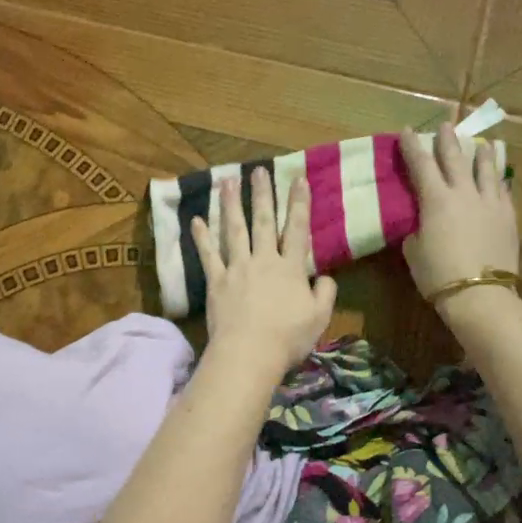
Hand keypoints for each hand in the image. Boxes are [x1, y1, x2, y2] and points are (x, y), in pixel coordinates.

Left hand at [191, 169, 337, 377]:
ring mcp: (237, 268)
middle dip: (262, 194)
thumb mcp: (320, 318)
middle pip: (264, 221)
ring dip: (231, 204)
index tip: (298, 179)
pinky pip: (208, 255)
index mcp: (291, 268)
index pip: (297, 229)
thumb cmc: (288, 338)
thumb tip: (324, 277)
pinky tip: (196, 220)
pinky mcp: (216, 282)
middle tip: (258, 170)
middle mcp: (264, 260)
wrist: (249, 352)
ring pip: (234, 230)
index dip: (299, 203)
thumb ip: (325, 293)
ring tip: (228, 182)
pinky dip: (202, 237)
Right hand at [400, 124, 519, 310]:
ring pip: (486, 168)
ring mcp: (489, 202)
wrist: (480, 294)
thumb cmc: (438, 275)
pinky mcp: (508, 216)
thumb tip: (421, 223)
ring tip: (483, 141)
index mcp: (435, 200)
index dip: (412, 146)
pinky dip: (499, 176)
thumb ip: (416, 230)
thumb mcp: (414, 251)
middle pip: (455, 158)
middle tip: (445, 125)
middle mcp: (463, 192)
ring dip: (482, 152)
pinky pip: (503, 188)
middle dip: (447, 140)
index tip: (407, 130)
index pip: (420, 164)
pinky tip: (500, 174)